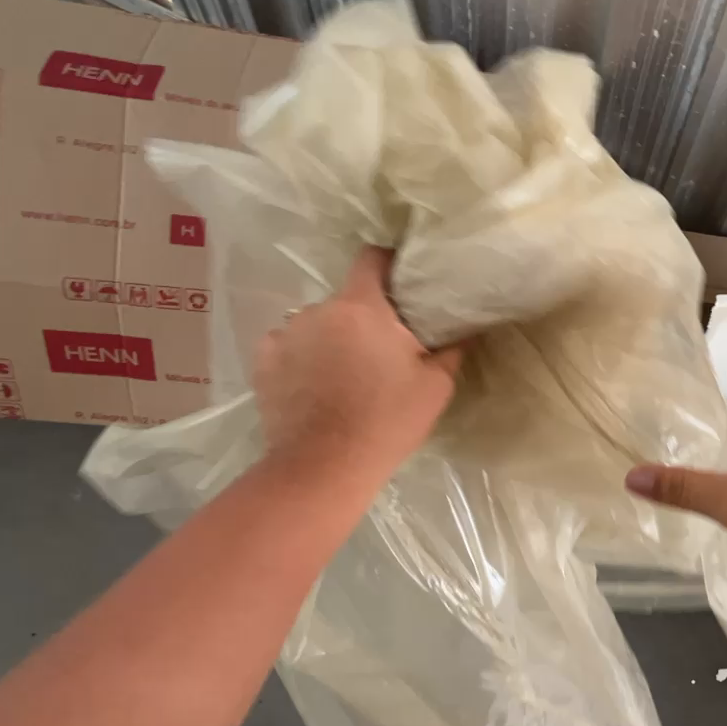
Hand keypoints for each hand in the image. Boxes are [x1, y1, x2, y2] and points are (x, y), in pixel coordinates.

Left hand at [252, 245, 461, 480]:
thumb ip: (450, 349)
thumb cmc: (387, 420)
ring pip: (317, 324)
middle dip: (364, 318)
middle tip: (382, 351)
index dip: (389, 265)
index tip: (403, 282)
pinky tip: (315, 386)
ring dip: (332, 338)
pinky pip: (289, 347)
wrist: (324, 466)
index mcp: (362, 307)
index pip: (371, 259)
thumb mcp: (436, 386)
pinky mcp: (262, 362)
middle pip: (347, 300)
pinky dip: (303, 358)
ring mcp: (284, 334)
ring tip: (346, 374)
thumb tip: (463, 328)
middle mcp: (318, 310)